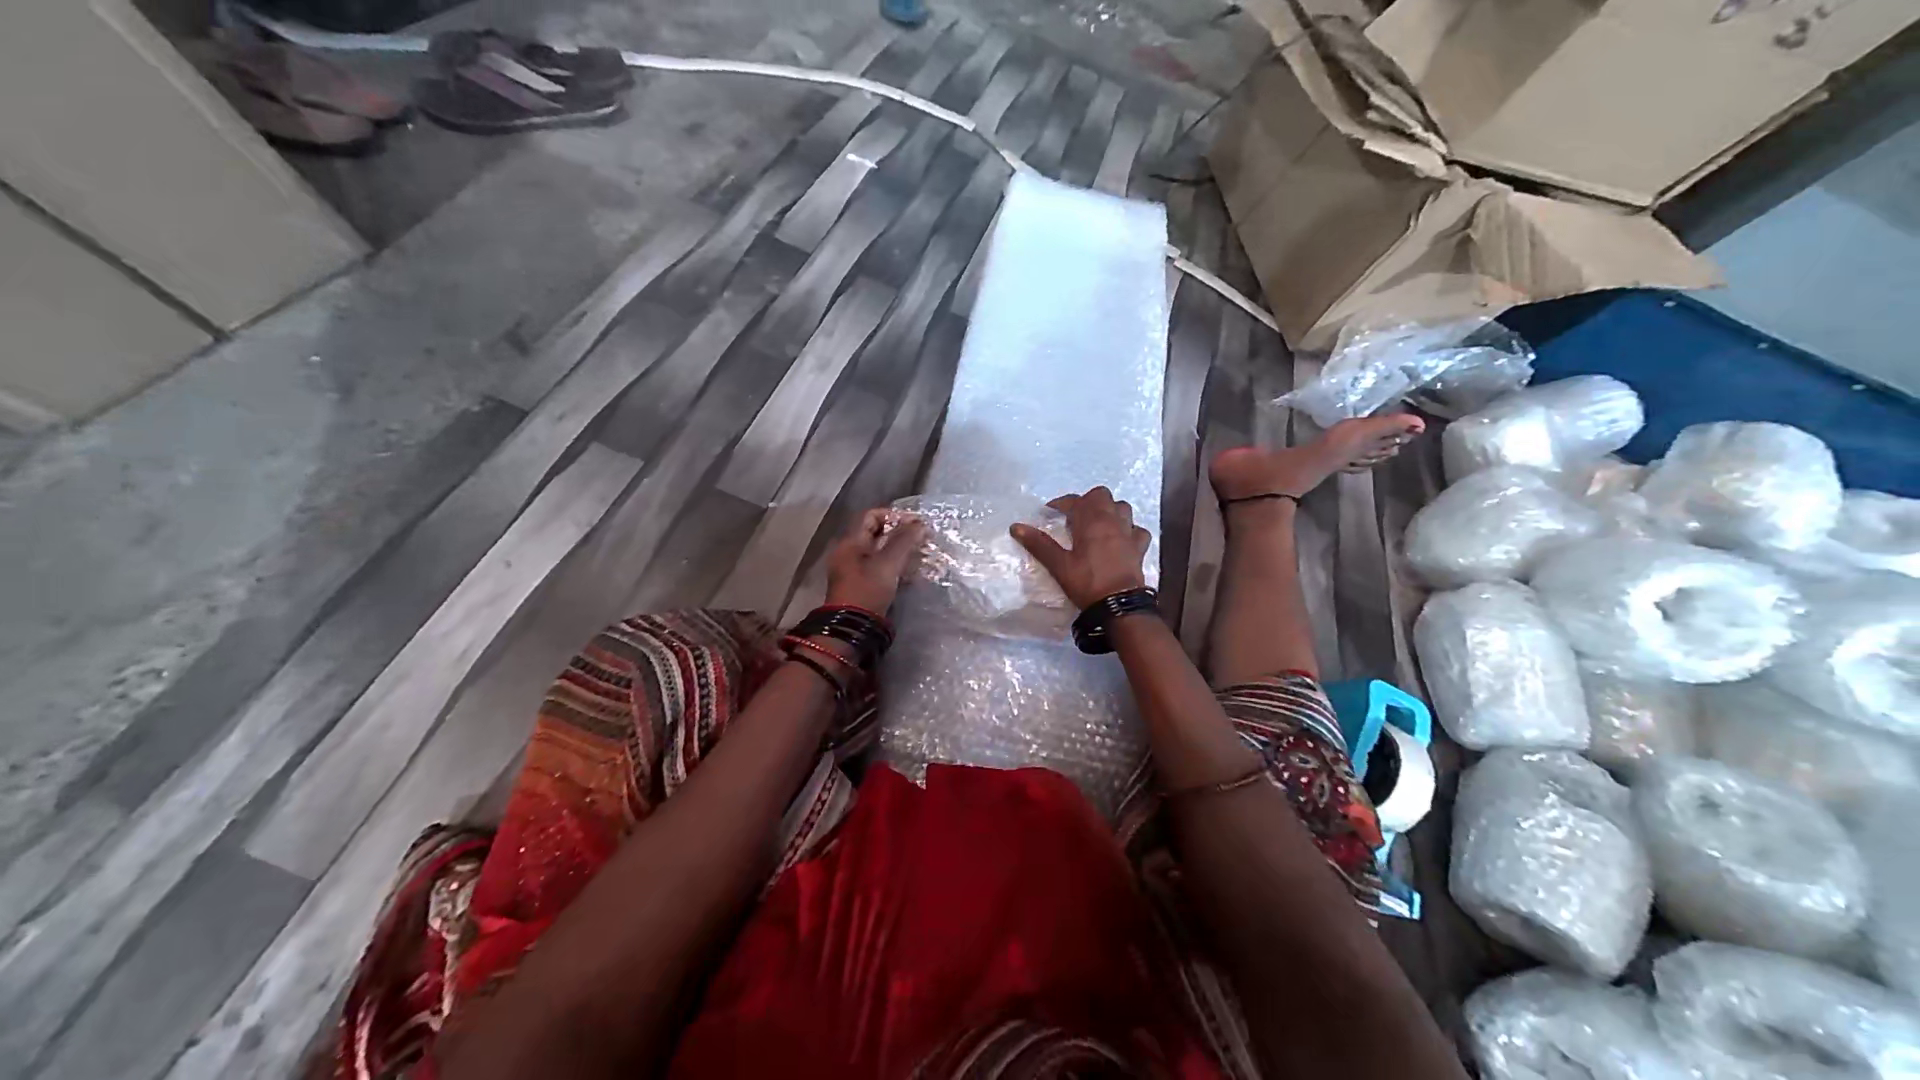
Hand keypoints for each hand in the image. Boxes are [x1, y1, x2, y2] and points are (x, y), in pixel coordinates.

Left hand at [823, 509, 927, 614]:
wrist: (853, 628)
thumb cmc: (868, 589)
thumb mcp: (888, 563)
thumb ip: (904, 541)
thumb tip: (920, 523)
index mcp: (850, 542)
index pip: (872, 516)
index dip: (894, 516)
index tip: (915, 524)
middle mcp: (850, 552)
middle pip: (877, 533)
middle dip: (901, 534)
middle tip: (922, 539)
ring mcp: (855, 570)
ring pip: (881, 551)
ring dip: (901, 550)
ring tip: (922, 555)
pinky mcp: (863, 585)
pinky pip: (881, 567)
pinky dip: (897, 565)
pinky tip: (913, 572)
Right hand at [1010, 487, 1151, 608]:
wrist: (1119, 605)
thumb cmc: (1087, 582)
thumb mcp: (1059, 565)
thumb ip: (1039, 544)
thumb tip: (1016, 527)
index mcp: (1091, 521)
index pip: (1075, 500)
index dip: (1062, 503)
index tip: (1051, 512)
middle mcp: (1112, 521)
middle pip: (1102, 496)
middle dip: (1088, 501)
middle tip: (1075, 517)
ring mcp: (1129, 533)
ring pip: (1122, 508)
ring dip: (1110, 510)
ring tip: (1097, 524)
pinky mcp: (1140, 548)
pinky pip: (1137, 529)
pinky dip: (1129, 529)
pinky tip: (1121, 539)